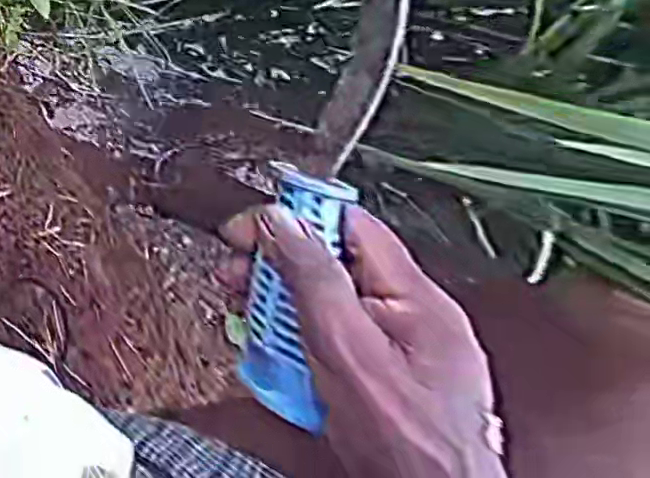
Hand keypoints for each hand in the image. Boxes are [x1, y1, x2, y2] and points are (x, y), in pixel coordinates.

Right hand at [222, 204, 505, 477]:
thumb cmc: (401, 436)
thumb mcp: (342, 343)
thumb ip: (311, 274)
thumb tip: (279, 218)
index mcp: (415, 299)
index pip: (349, 223)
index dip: (296, 215)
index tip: (252, 225)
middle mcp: (406, 311)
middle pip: (325, 256)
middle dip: (271, 261)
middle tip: (236, 272)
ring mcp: (389, 336)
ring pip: (315, 288)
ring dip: (271, 295)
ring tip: (246, 310)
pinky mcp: (369, 357)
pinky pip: (318, 320)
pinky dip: (285, 324)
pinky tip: (268, 338)